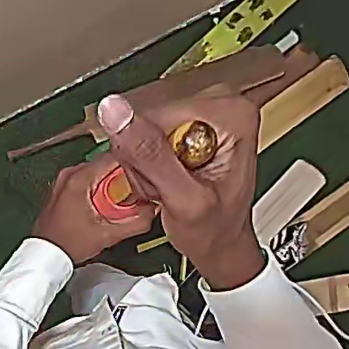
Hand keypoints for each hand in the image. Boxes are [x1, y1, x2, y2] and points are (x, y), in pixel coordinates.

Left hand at [30, 160, 158, 263]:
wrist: (45, 254)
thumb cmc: (66, 243)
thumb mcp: (108, 235)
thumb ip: (135, 222)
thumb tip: (153, 211)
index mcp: (79, 178)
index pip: (116, 157)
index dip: (134, 168)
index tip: (143, 180)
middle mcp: (70, 174)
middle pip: (108, 165)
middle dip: (123, 180)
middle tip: (132, 197)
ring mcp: (65, 180)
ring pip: (99, 173)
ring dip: (111, 186)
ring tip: (117, 205)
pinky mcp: (64, 188)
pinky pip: (89, 181)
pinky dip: (99, 190)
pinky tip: (102, 207)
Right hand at [99, 88, 265, 289]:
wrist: (220, 243)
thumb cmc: (215, 228)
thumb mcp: (182, 199)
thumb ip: (149, 154)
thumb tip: (116, 112)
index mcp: (232, 114)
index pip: (158, 114)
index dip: (147, 152)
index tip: (165, 179)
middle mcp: (221, 105)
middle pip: (149, 118)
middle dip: (146, 159)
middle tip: (168, 187)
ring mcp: (203, 114)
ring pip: (142, 128)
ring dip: (144, 165)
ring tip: (168, 186)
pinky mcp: (186, 123)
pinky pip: (144, 135)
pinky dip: (146, 165)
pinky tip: (165, 179)